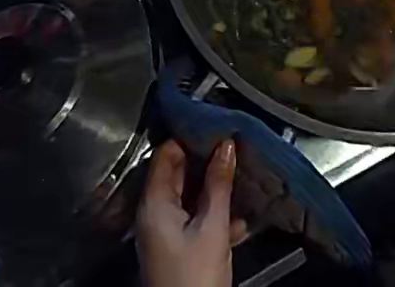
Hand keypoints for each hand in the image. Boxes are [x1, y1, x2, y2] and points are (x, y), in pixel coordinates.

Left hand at [137, 139, 247, 286]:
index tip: (215, 124)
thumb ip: (218, 183)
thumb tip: (226, 144)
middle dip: (206, 160)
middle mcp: (154, 212)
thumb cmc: (195, 276)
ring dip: (214, 188)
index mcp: (154, 201)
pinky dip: (214, 213)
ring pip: (190, 196)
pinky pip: (195, 219)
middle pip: (178, 173)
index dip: (189, 136)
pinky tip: (239, 216)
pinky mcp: (177, 249)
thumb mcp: (212, 227)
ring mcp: (164, 232)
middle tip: (232, 146)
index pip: (166, 153)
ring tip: (240, 174)